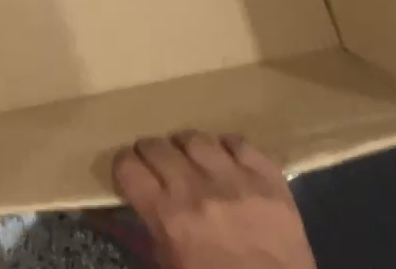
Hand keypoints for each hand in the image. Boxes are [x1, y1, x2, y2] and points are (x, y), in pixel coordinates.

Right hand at [112, 131, 314, 268]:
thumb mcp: (169, 267)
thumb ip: (149, 231)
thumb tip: (131, 204)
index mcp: (167, 217)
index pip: (127, 165)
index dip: (125, 167)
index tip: (131, 174)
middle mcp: (196, 191)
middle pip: (157, 146)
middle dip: (151, 155)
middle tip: (158, 167)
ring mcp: (235, 183)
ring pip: (195, 138)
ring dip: (186, 148)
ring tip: (192, 161)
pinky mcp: (269, 183)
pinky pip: (240, 144)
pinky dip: (228, 149)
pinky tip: (226, 163)